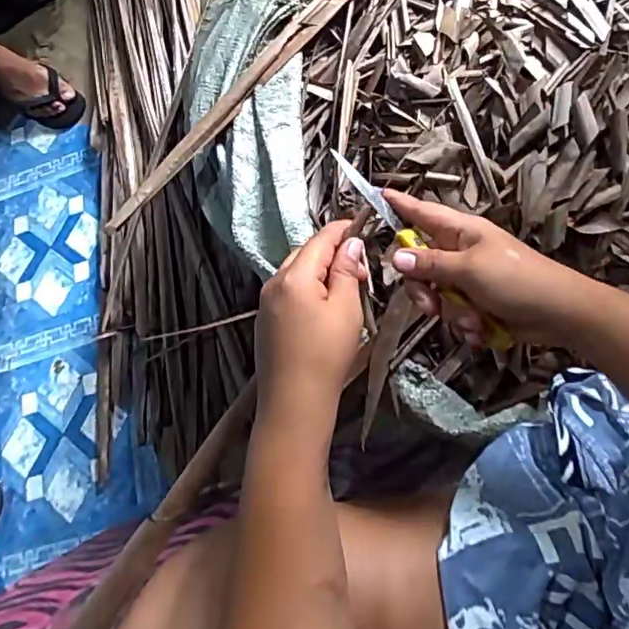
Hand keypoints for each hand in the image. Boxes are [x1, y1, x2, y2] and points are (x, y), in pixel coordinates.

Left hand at [255, 220, 368, 410]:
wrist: (293, 404)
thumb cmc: (325, 355)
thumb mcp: (346, 309)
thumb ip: (347, 271)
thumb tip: (351, 243)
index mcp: (294, 276)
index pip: (320, 239)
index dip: (343, 229)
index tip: (363, 225)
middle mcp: (274, 282)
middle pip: (306, 253)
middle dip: (333, 252)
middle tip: (361, 267)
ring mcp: (266, 302)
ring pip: (297, 272)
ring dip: (321, 271)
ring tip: (347, 287)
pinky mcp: (266, 319)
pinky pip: (289, 291)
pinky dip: (309, 288)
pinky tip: (325, 306)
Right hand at [382, 189, 599, 347]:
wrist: (560, 314)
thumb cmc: (517, 279)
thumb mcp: (469, 270)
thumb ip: (430, 264)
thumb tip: (396, 257)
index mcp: (460, 231)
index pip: (421, 212)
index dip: (399, 204)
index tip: (377, 195)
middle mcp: (460, 251)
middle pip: (419, 263)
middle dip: (423, 288)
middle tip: (431, 304)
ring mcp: (468, 278)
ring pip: (435, 293)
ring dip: (449, 312)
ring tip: (471, 321)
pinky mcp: (477, 303)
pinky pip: (453, 312)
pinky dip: (465, 324)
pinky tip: (481, 329)